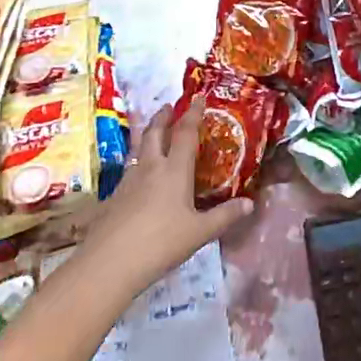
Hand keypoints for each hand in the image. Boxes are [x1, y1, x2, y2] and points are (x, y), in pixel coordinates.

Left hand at [76, 98, 254, 295]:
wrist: (110, 262)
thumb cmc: (161, 243)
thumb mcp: (199, 233)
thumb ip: (224, 217)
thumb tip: (250, 204)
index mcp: (174, 170)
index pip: (185, 133)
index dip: (192, 114)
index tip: (198, 98)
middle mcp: (150, 167)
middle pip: (155, 133)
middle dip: (163, 117)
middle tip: (168, 106)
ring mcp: (128, 181)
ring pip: (139, 149)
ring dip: (148, 136)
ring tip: (154, 135)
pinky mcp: (114, 196)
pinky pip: (130, 169)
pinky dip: (139, 162)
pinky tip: (140, 176)